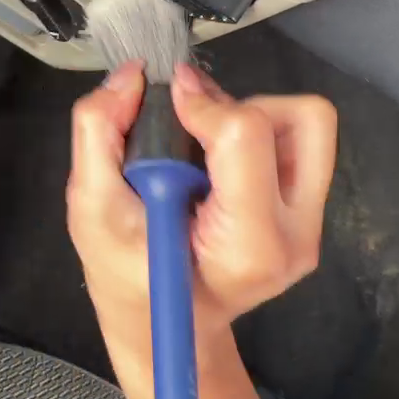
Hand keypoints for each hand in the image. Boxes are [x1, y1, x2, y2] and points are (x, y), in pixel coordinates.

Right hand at [67, 61, 335, 398]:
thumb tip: (133, 75)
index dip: (199, 102)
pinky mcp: (306, 209)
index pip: (246, 134)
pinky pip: (295, 138)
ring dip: (244, 111)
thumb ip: (98, 131)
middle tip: (184, 120)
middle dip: (232, 104)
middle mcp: (295, 232)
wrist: (164, 323)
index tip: (162, 102)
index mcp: (247, 244)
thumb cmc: (124, 274)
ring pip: (304, 122)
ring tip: (196, 137)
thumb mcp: (89, 205)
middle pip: (298, 119)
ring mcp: (309, 223)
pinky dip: (249, 127)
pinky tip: (210, 153)